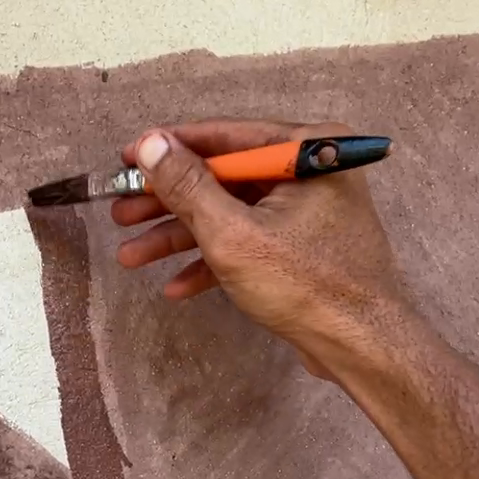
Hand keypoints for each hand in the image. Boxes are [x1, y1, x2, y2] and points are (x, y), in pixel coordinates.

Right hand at [113, 119, 424, 381]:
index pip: (223, 137)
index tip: (127, 158)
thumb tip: (150, 144)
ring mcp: (305, 212)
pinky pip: (248, 244)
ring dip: (179, 238)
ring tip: (131, 256)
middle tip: (120, 214)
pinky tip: (175, 286)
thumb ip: (188, 187)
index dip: (169, 149)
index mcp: (304, 148)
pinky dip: (212, 262)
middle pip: (221, 179)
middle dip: (166, 202)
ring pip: (229, 215)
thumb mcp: (232, 233)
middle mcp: (308, 170)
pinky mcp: (300, 248)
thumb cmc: (302, 283)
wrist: (358, 342)